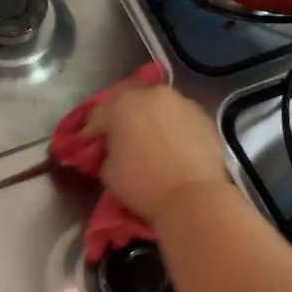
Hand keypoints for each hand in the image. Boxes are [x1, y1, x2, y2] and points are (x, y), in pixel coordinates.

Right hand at [86, 82, 232, 223]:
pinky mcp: (203, 116)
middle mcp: (153, 95)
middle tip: (116, 132)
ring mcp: (182, 102)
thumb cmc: (143, 185)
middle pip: (129, 96)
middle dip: (119, 112)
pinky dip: (169, 125)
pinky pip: (178, 116)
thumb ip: (107, 151)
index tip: (88, 144)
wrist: (194, 197)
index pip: (98, 113)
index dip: (90, 130)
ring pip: (156, 103)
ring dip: (147, 115)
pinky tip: (169, 142)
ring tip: (146, 136)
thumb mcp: (108, 171)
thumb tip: (113, 147)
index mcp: (123, 106)